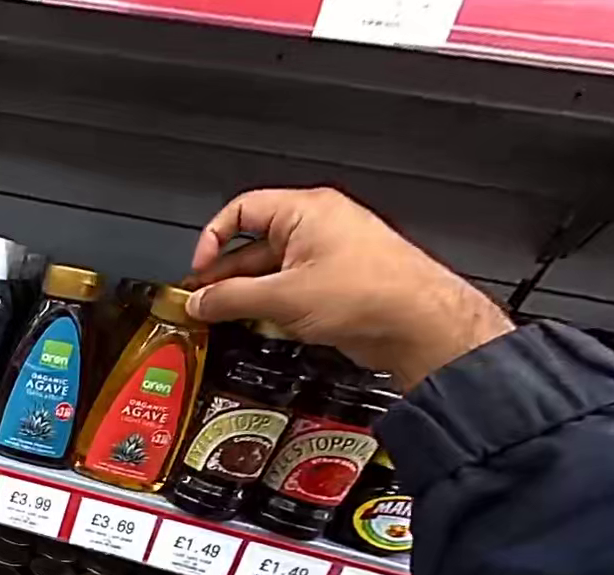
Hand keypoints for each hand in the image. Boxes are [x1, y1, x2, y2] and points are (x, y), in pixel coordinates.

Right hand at [185, 187, 513, 387]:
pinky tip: (250, 325)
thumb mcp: (281, 297)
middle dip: (221, 276)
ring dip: (240, 295)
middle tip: (199, 303)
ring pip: (264, 272)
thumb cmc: (367, 294)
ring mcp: (321, 257)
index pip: (241, 210)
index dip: (211, 238)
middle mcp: (313, 228)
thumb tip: (197, 303)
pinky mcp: (326, 284)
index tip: (197, 271)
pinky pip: (282, 289)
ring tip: (219, 319)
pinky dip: (261, 306)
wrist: (416, 324)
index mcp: (304, 212)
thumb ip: (229, 299)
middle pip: (249, 245)